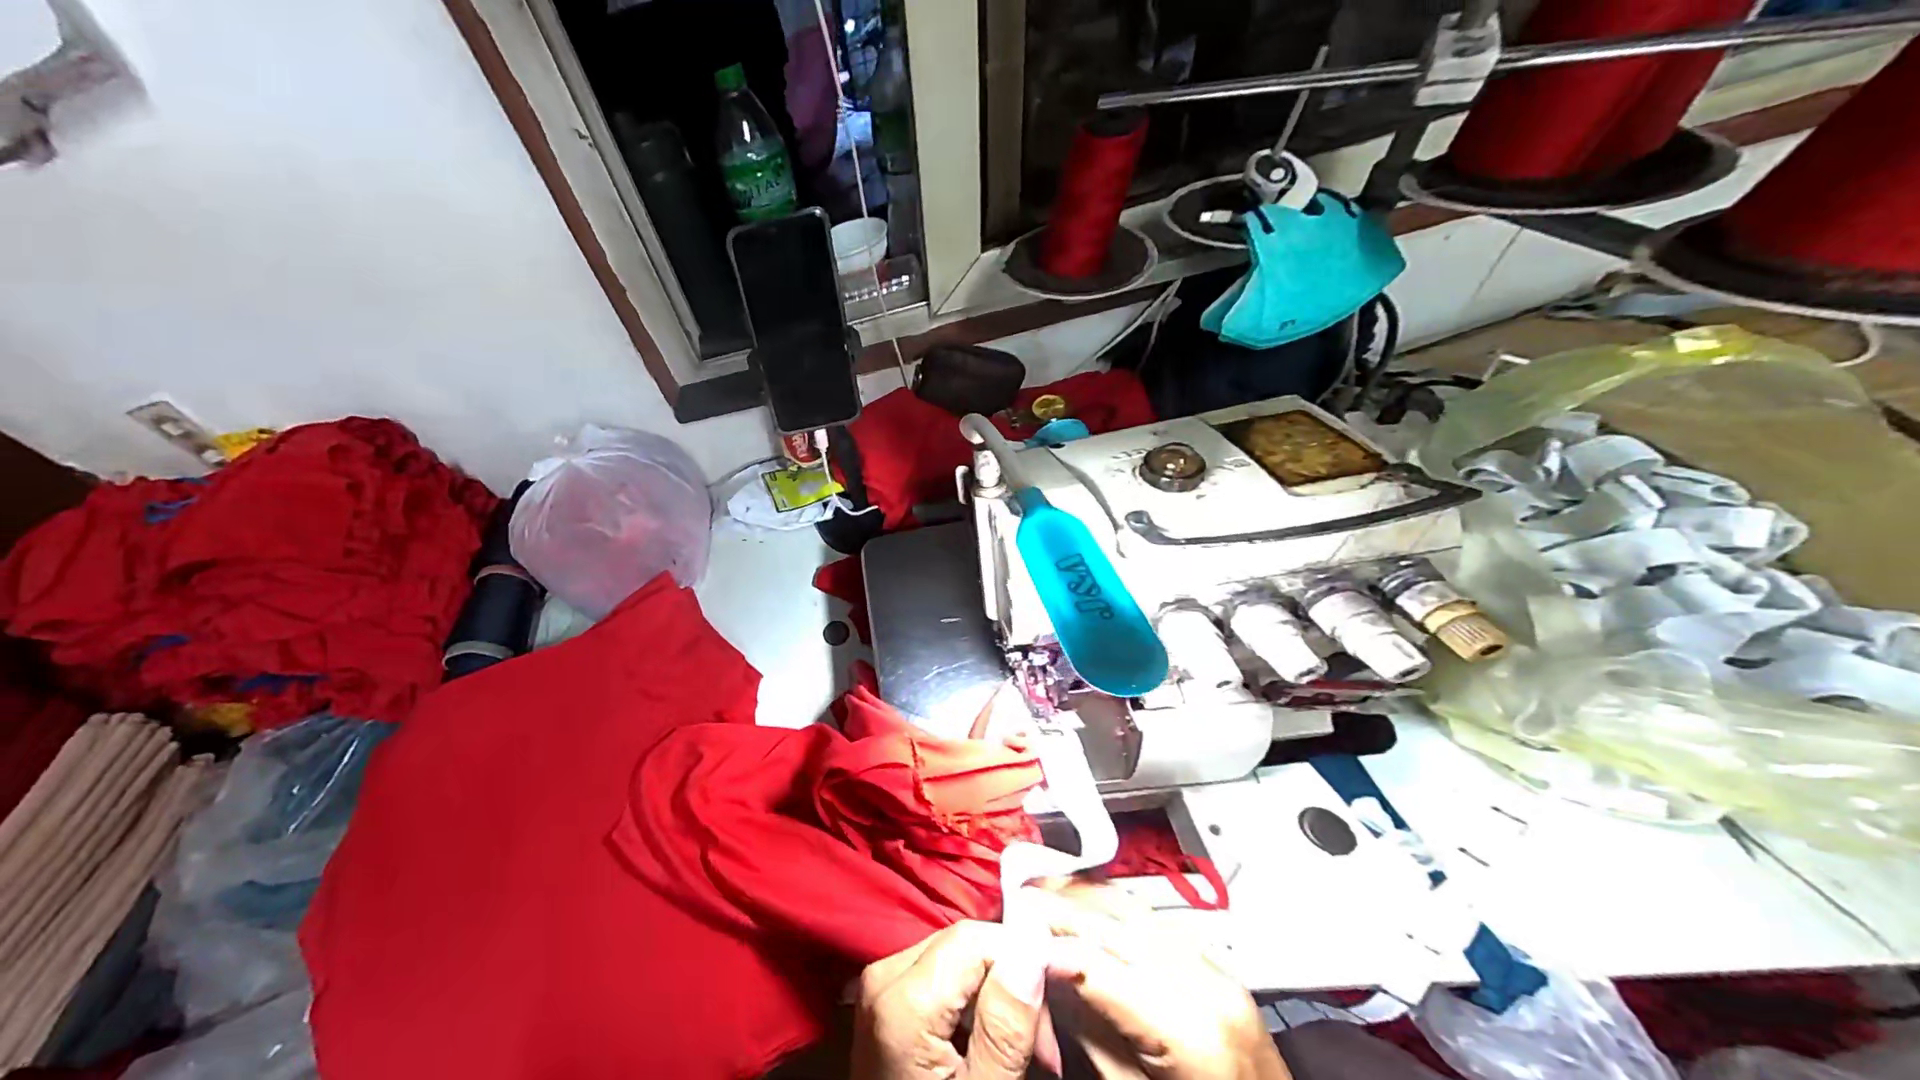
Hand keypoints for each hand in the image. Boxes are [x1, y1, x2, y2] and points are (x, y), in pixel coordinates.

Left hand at [852, 920, 1054, 1079]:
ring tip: (1026, 1045)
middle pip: (967, 943)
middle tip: (1045, 1042)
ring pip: (958, 953)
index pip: (977, 939)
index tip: (1067, 981)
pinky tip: (992, 1037)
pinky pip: (942, 969)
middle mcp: (884, 977)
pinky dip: (974, 997)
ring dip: (998, 990)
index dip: (1027, 953)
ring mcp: (881, 984)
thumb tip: (1032, 950)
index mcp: (902, 1002)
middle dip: (1014, 978)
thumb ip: (1005, 1024)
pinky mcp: (887, 995)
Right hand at [1040, 886, 1290, 1079]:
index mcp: (1191, 1032)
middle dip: (1060, 906)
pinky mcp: (1219, 965)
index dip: (1049, 943)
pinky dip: (1115, 903)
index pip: (1101, 965)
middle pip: (1117, 926)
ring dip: (1085, 893)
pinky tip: (1088, 897)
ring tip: (1043, 885)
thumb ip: (1090, 1030)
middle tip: (1015, 897)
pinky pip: (1159, 919)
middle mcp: (1210, 987)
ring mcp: (1219, 971)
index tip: (1011, 931)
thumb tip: (1047, 973)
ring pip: (1137, 911)